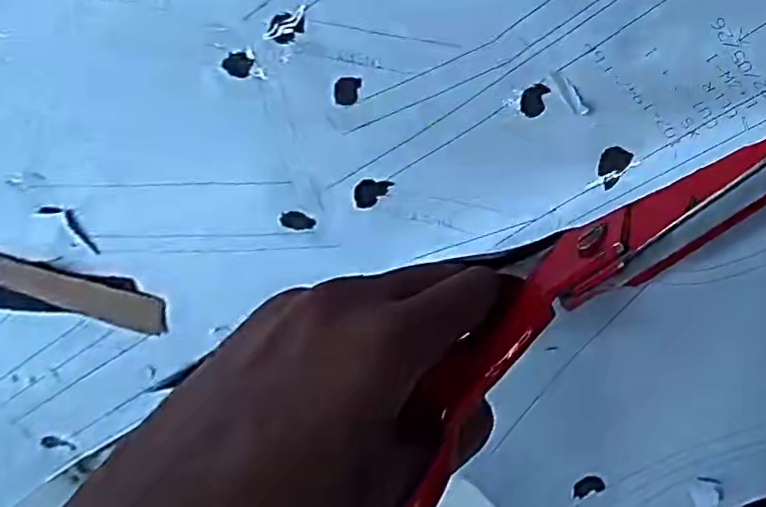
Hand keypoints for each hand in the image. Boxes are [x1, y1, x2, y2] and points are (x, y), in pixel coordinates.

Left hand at [74, 264, 501, 506]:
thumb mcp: (389, 490)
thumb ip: (448, 431)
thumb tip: (468, 402)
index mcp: (384, 339)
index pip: (478, 288)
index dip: (505, 306)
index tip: (511, 330)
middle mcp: (343, 303)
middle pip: (435, 279)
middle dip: (457, 316)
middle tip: (454, 373)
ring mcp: (293, 307)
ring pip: (383, 294)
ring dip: (404, 325)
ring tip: (381, 395)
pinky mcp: (254, 324)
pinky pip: (332, 310)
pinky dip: (353, 333)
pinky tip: (326, 396)